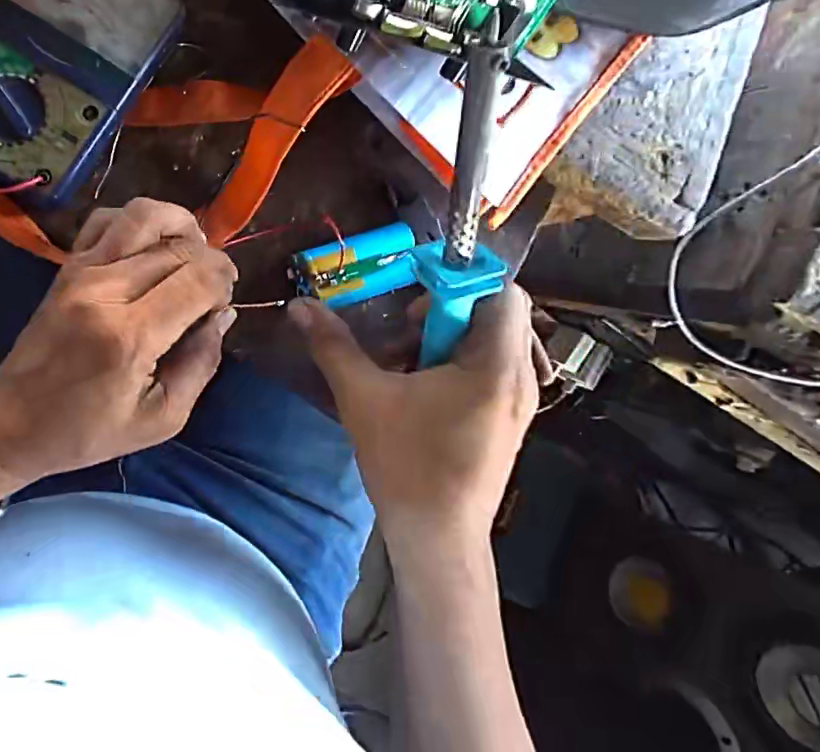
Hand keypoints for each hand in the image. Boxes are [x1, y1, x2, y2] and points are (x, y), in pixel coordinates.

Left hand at [0, 199, 237, 500]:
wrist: (9, 422)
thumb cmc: (86, 431)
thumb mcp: (160, 420)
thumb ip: (201, 364)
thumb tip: (222, 314)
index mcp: (130, 337)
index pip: (199, 279)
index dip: (224, 284)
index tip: (221, 306)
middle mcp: (105, 290)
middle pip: (181, 246)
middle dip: (212, 262)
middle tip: (212, 292)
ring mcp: (81, 270)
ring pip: (146, 215)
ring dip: (181, 227)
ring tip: (190, 255)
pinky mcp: (67, 264)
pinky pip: (110, 218)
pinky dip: (141, 221)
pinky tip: (151, 247)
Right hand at [289, 286, 542, 556]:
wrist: (438, 541)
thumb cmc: (407, 466)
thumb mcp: (364, 397)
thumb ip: (333, 344)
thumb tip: (300, 306)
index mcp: (497, 365)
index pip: (500, 289)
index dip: (458, 278)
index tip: (415, 296)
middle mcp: (520, 376)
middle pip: (494, 311)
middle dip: (445, 310)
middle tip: (404, 333)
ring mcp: (519, 399)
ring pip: (490, 338)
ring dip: (446, 336)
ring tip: (406, 362)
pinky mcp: (508, 416)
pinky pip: (491, 365)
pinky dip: (457, 360)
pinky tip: (420, 386)